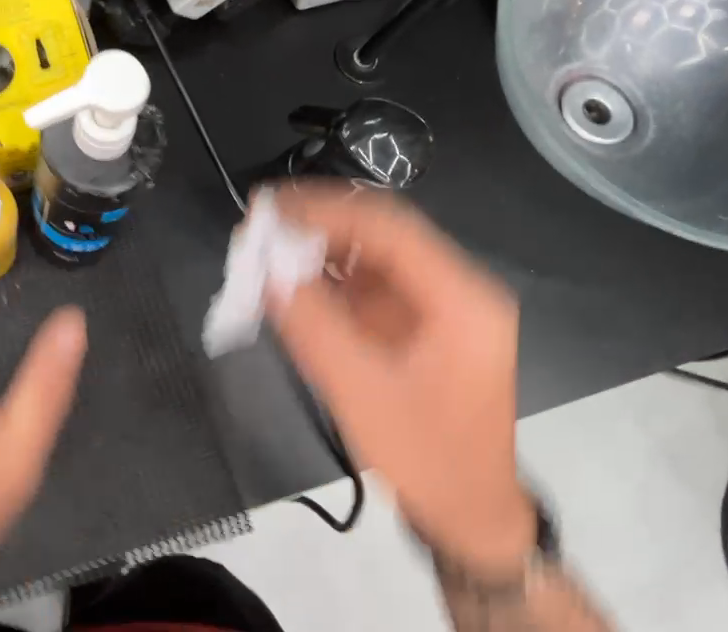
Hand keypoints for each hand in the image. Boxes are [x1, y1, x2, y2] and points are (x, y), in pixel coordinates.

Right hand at [266, 187, 535, 577]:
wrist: (468, 517)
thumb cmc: (428, 459)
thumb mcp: (364, 395)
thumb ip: (313, 327)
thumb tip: (266, 272)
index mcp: (461, 299)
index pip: (387, 228)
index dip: (324, 211)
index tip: (270, 210)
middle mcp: (452, 289)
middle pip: (378, 234)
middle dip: (315, 225)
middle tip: (259, 224)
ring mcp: (432, 305)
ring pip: (366, 254)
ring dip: (314, 249)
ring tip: (262, 249)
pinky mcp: (411, 323)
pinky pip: (362, 284)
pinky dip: (321, 279)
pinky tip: (284, 281)